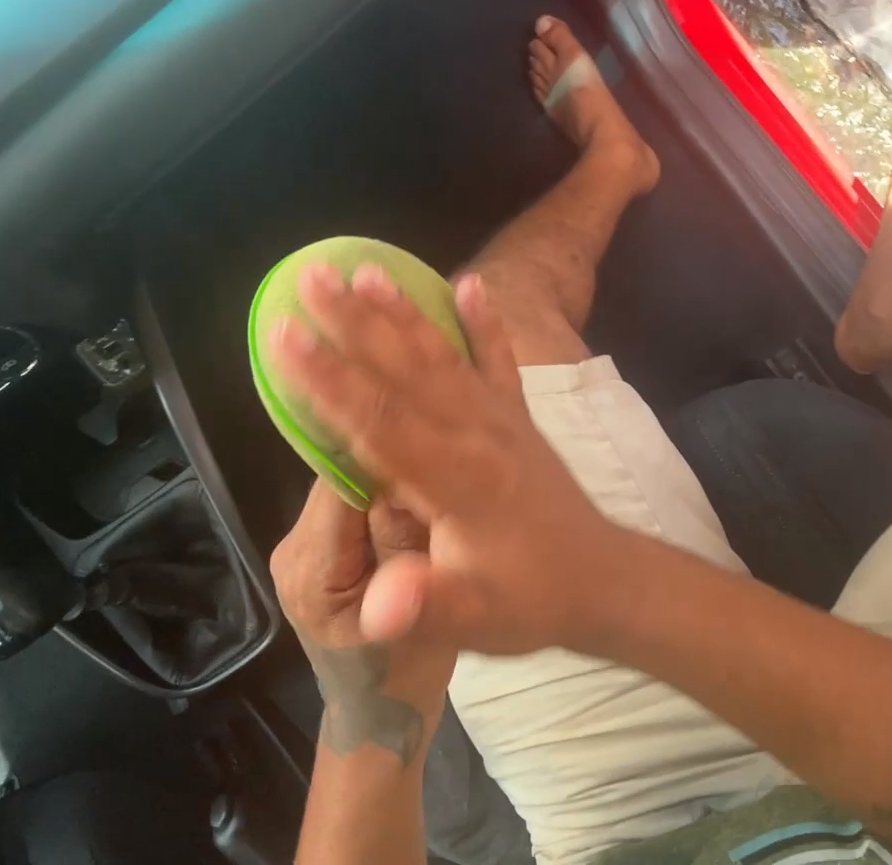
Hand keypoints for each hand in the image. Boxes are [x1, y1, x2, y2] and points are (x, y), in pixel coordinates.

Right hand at [269, 261, 634, 655]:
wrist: (606, 579)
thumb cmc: (531, 600)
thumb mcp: (475, 622)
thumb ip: (424, 607)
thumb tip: (375, 609)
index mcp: (457, 480)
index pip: (380, 420)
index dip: (328, 379)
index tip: (284, 333)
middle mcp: (478, 434)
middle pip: (409, 371)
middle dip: (356, 323)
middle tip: (313, 276)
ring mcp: (502, 419)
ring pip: (445, 357)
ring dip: (405, 312)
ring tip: (369, 269)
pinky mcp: (520, 417)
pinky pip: (501, 361)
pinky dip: (485, 322)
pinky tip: (471, 282)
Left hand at [269, 480, 453, 764]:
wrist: (377, 718)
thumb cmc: (404, 675)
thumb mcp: (421, 606)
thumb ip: (406, 535)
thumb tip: (409, 465)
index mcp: (313, 569)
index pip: (342, 483)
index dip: (386, 455)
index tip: (433, 444)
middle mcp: (293, 548)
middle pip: (342, 476)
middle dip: (390, 464)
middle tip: (442, 464)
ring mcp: (300, 546)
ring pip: (348, 483)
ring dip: (389, 478)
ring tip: (435, 479)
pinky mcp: (317, 546)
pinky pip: (351, 501)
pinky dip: (384, 496)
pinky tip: (417, 502)